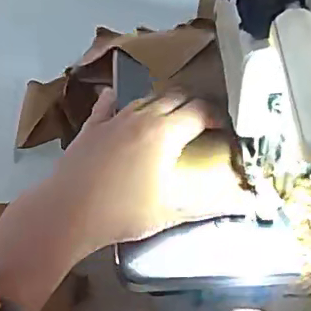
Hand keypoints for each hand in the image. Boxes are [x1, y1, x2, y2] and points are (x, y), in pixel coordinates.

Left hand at [43, 88, 251, 258]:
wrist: (67, 212)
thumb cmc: (122, 214)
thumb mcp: (170, 213)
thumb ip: (208, 204)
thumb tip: (244, 204)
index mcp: (165, 133)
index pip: (200, 111)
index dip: (217, 116)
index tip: (225, 127)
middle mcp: (142, 117)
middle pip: (175, 96)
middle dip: (194, 104)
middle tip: (204, 120)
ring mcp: (113, 119)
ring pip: (146, 98)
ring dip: (164, 102)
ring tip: (172, 116)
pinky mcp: (91, 127)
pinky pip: (109, 104)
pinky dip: (121, 100)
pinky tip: (120, 100)